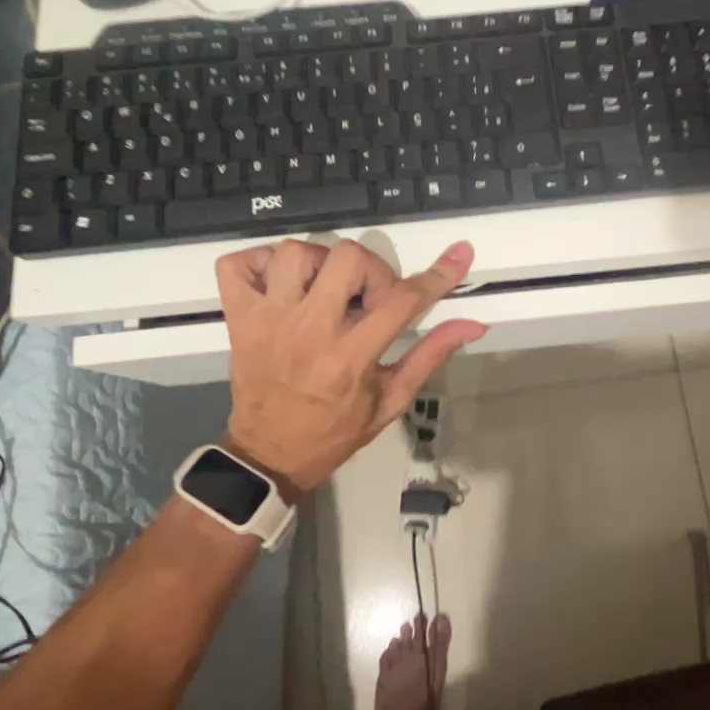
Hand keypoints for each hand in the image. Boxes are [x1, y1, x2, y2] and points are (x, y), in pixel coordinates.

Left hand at [216, 238, 486, 497]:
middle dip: (370, 268)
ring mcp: (266, 321)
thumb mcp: (390, 400)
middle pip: (346, 258)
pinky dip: (257, 262)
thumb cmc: (335, 431)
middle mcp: (306, 332)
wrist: (268, 457)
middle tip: (368, 296)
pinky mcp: (238, 319)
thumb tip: (472, 324)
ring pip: (294, 252)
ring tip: (326, 287)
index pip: (400, 302)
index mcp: (348, 359)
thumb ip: (430, 355)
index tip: (458, 254)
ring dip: (319, 261)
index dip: (437, 275)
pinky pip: (236, 266)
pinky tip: (280, 281)